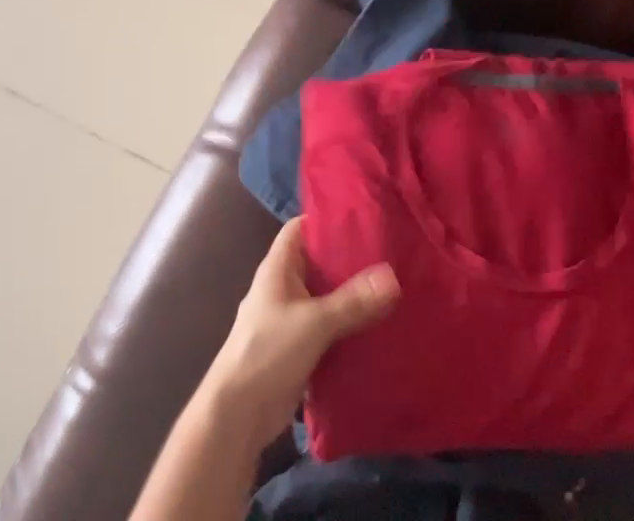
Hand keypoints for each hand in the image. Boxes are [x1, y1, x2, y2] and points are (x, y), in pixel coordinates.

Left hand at [200, 217, 399, 446]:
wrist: (237, 415)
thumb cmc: (266, 354)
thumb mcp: (313, 322)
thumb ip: (353, 301)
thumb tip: (393, 276)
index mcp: (277, 269)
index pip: (300, 229)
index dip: (327, 219)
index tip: (365, 216)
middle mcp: (284, 288)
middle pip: (320, 262)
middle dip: (352, 258)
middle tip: (392, 252)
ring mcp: (292, 319)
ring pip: (328, 296)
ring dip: (355, 295)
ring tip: (396, 286)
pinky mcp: (301, 347)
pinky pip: (331, 327)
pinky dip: (352, 325)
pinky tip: (381, 324)